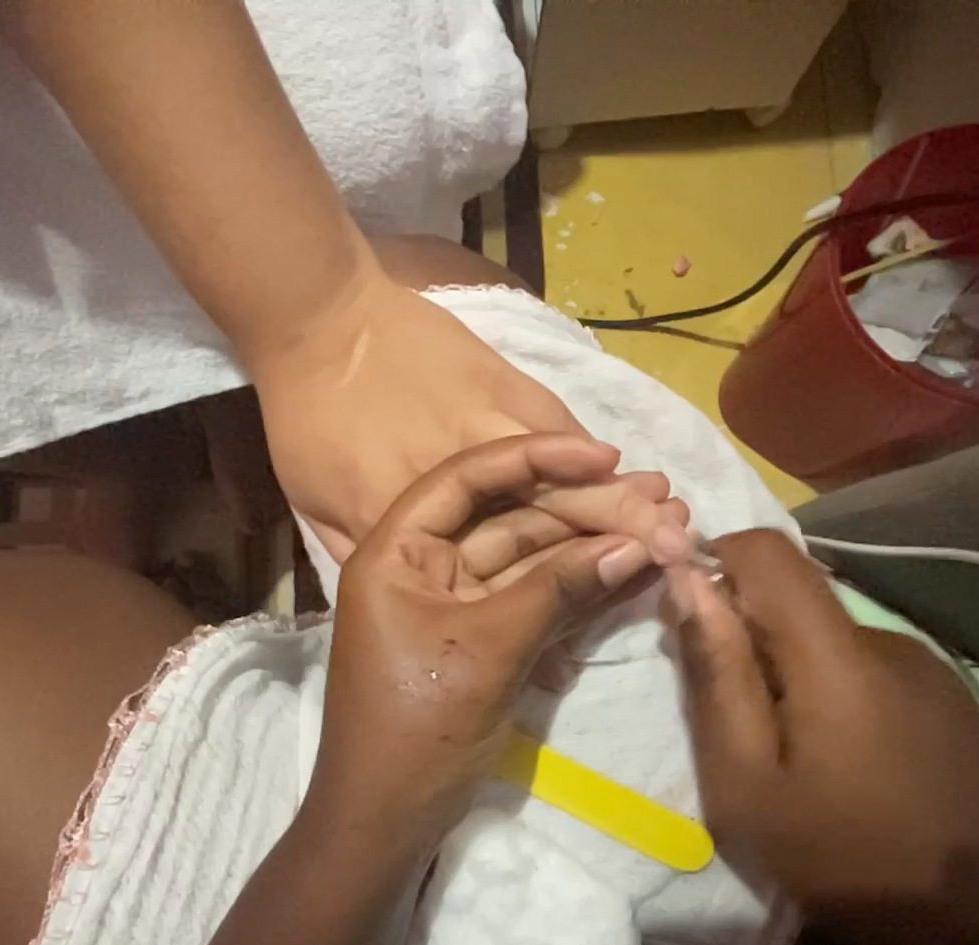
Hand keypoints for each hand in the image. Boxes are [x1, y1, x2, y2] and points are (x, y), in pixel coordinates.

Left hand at [251, 276, 690, 565]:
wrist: (314, 316)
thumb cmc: (305, 416)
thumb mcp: (311, 500)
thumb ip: (358, 549)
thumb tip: (415, 594)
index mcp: (405, 509)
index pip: (490, 552)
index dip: (553, 570)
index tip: (599, 578)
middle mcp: (455, 467)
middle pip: (543, 510)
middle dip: (610, 528)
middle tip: (672, 543)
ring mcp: (481, 418)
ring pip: (556, 468)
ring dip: (611, 490)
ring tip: (663, 503)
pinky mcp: (498, 379)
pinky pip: (549, 419)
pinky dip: (580, 448)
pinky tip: (613, 467)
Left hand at [309, 434, 668, 847]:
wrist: (387, 820)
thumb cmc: (416, 727)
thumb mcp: (486, 650)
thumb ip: (557, 590)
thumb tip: (636, 544)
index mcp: (397, 549)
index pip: (468, 478)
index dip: (537, 458)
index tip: (606, 456)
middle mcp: (425, 564)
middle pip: (511, 518)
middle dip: (584, 509)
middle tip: (660, 501)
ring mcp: (458, 602)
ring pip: (532, 559)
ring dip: (593, 547)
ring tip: (666, 529)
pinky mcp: (485, 638)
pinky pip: (536, 600)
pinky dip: (581, 589)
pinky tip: (635, 572)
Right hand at [663, 529, 978, 944]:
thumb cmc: (859, 862)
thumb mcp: (750, 785)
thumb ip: (717, 678)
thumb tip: (687, 584)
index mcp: (834, 655)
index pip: (765, 549)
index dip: (713, 558)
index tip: (685, 616)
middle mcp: (884, 640)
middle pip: (792, 599)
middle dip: (741, 635)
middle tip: (728, 722)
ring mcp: (926, 669)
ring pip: (824, 639)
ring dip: (784, 673)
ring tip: (784, 758)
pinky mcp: (949, 700)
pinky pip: (862, 669)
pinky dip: (825, 694)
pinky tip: (839, 766)